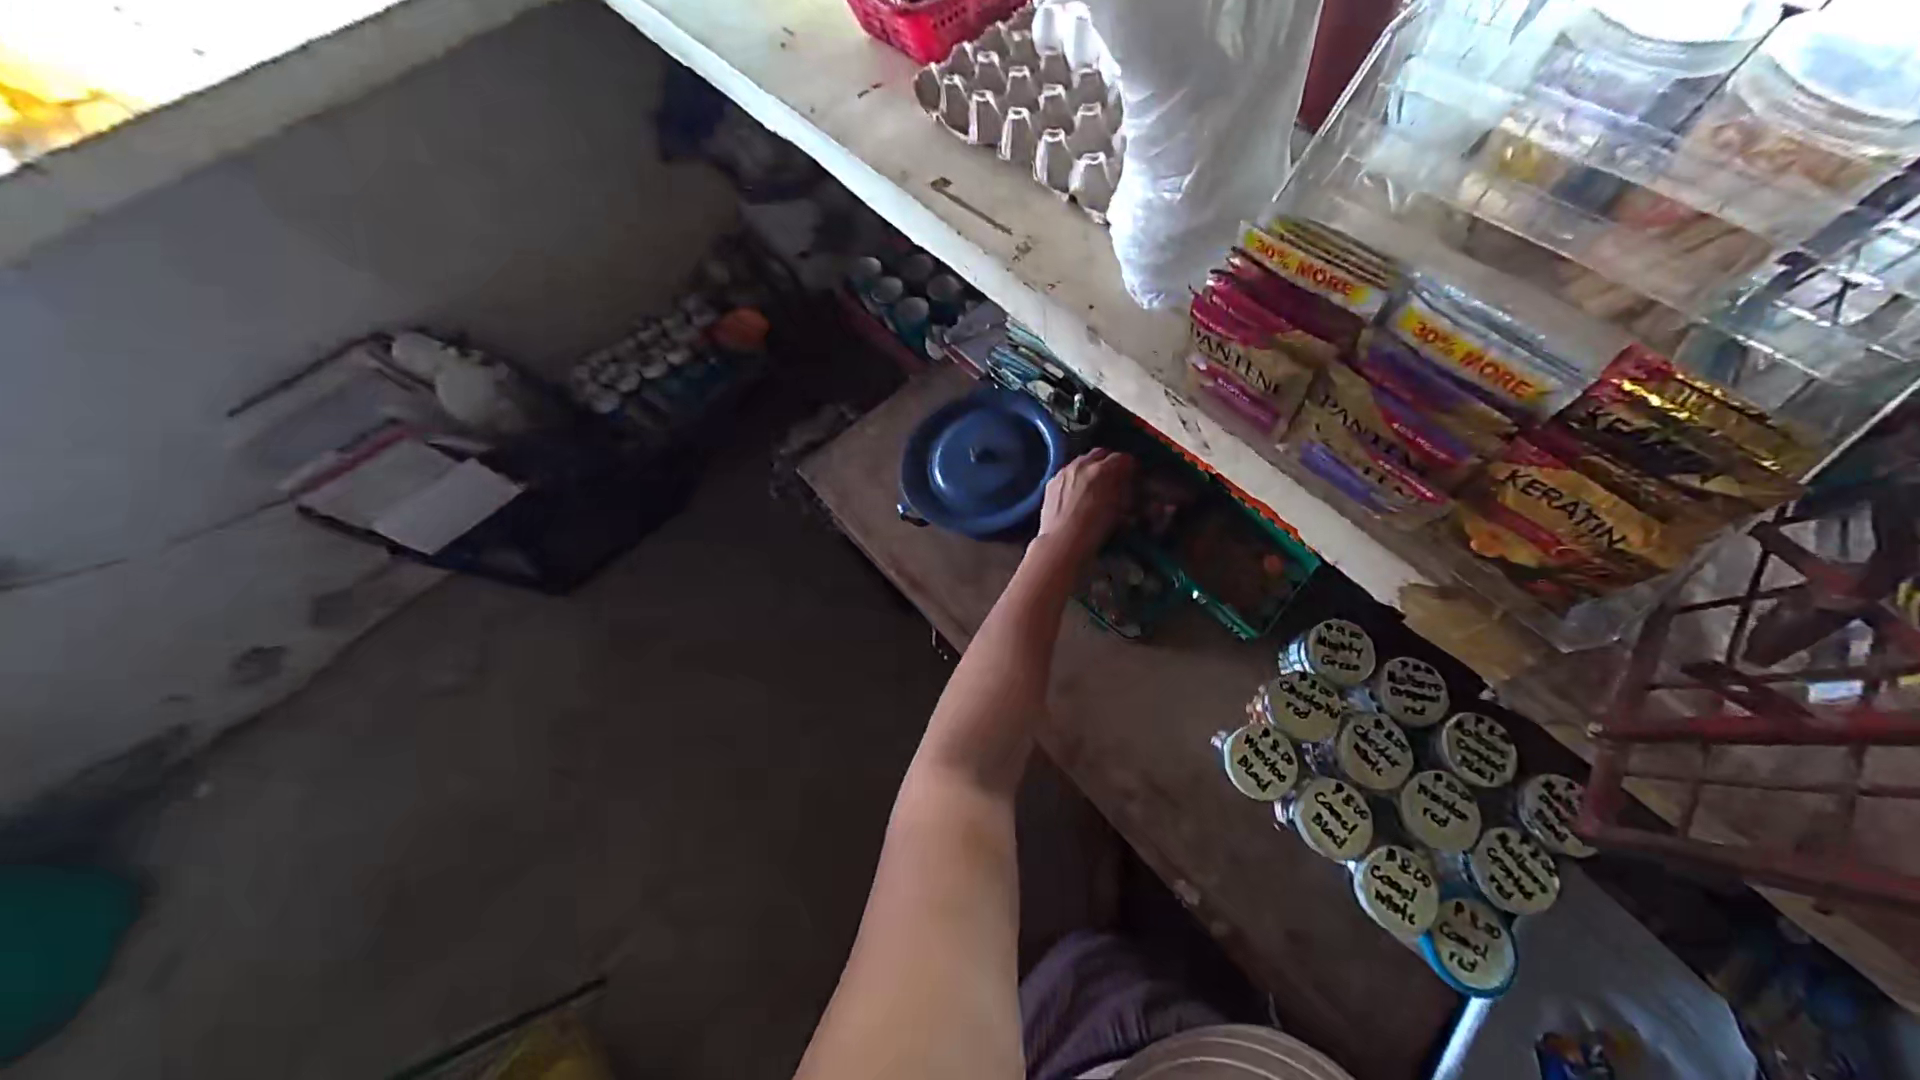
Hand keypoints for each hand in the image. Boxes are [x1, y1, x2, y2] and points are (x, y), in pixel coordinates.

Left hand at [1036, 449, 1134, 562]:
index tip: (1132, 474)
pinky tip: (1076, 490)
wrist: (1063, 541)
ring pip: (1082, 460)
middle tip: (1114, 475)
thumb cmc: (1096, 529)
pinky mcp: (1052, 481)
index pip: (1123, 458)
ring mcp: (1065, 471)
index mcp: (1104, 470)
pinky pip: (1067, 472)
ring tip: (1095, 482)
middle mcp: (1083, 465)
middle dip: (1109, 461)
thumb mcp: (1119, 508)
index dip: (1130, 466)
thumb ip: (1125, 489)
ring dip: (1091, 467)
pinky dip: (1075, 476)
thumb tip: (1127, 481)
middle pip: (1101, 453)